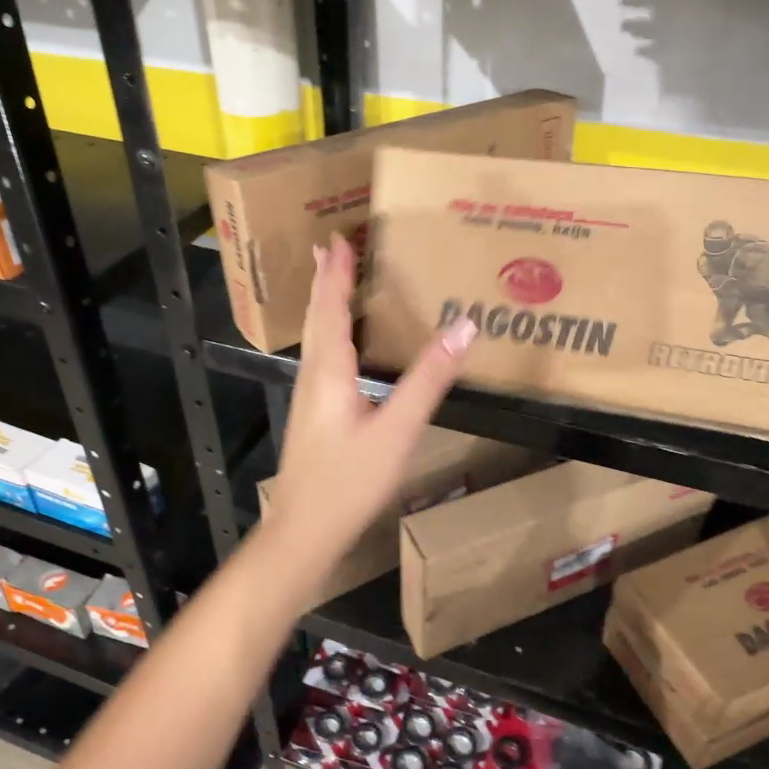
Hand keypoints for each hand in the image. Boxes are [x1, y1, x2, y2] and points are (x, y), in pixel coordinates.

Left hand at [266, 233, 476, 551]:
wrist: (305, 530)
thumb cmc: (349, 481)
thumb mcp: (398, 429)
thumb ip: (429, 379)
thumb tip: (464, 326)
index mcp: (330, 370)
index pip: (332, 308)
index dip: (336, 273)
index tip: (339, 237)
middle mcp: (314, 376)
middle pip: (318, 317)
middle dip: (325, 280)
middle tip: (330, 247)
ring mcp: (310, 397)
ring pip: (316, 338)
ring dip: (324, 304)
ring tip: (332, 281)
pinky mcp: (314, 416)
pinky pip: (321, 358)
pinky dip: (330, 333)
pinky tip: (340, 347)